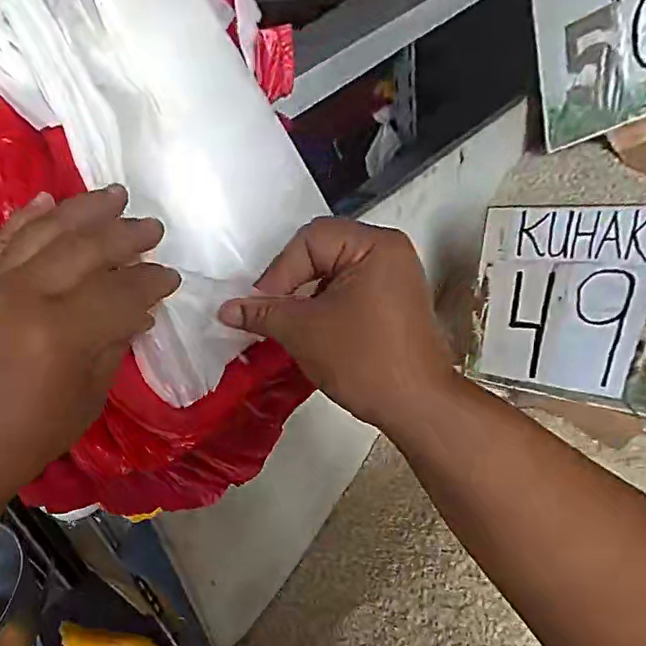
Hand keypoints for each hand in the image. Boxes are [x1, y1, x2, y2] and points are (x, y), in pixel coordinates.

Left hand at [0, 186, 177, 498]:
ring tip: (114, 196)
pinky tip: (49, 201)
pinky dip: (29, 217)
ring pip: (45, 232)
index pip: (119, 293)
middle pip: (85, 250)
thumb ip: (112, 347)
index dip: (150, 282)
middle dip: (125, 236)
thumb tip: (136, 313)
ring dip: (83, 210)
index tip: (171, 277)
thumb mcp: (87, 399)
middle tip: (153, 228)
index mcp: (60, 335)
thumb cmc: (31, 437)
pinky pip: (4, 240)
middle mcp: (25, 298)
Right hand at [219, 217, 454, 428]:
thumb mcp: (304, 332)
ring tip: (291, 328)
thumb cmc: (365, 362)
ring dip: (308, 300)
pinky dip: (328, 311)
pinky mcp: (397, 307)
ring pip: (336, 277)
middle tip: (271, 314)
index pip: (310, 240)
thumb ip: (264, 313)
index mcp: (375, 245)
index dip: (278, 272)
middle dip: (292, 285)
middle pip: (324, 253)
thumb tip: (229, 309)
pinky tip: (315, 336)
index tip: (260, 307)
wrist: (417, 406)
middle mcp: (391, 254)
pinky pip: (353, 295)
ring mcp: (398, 281)